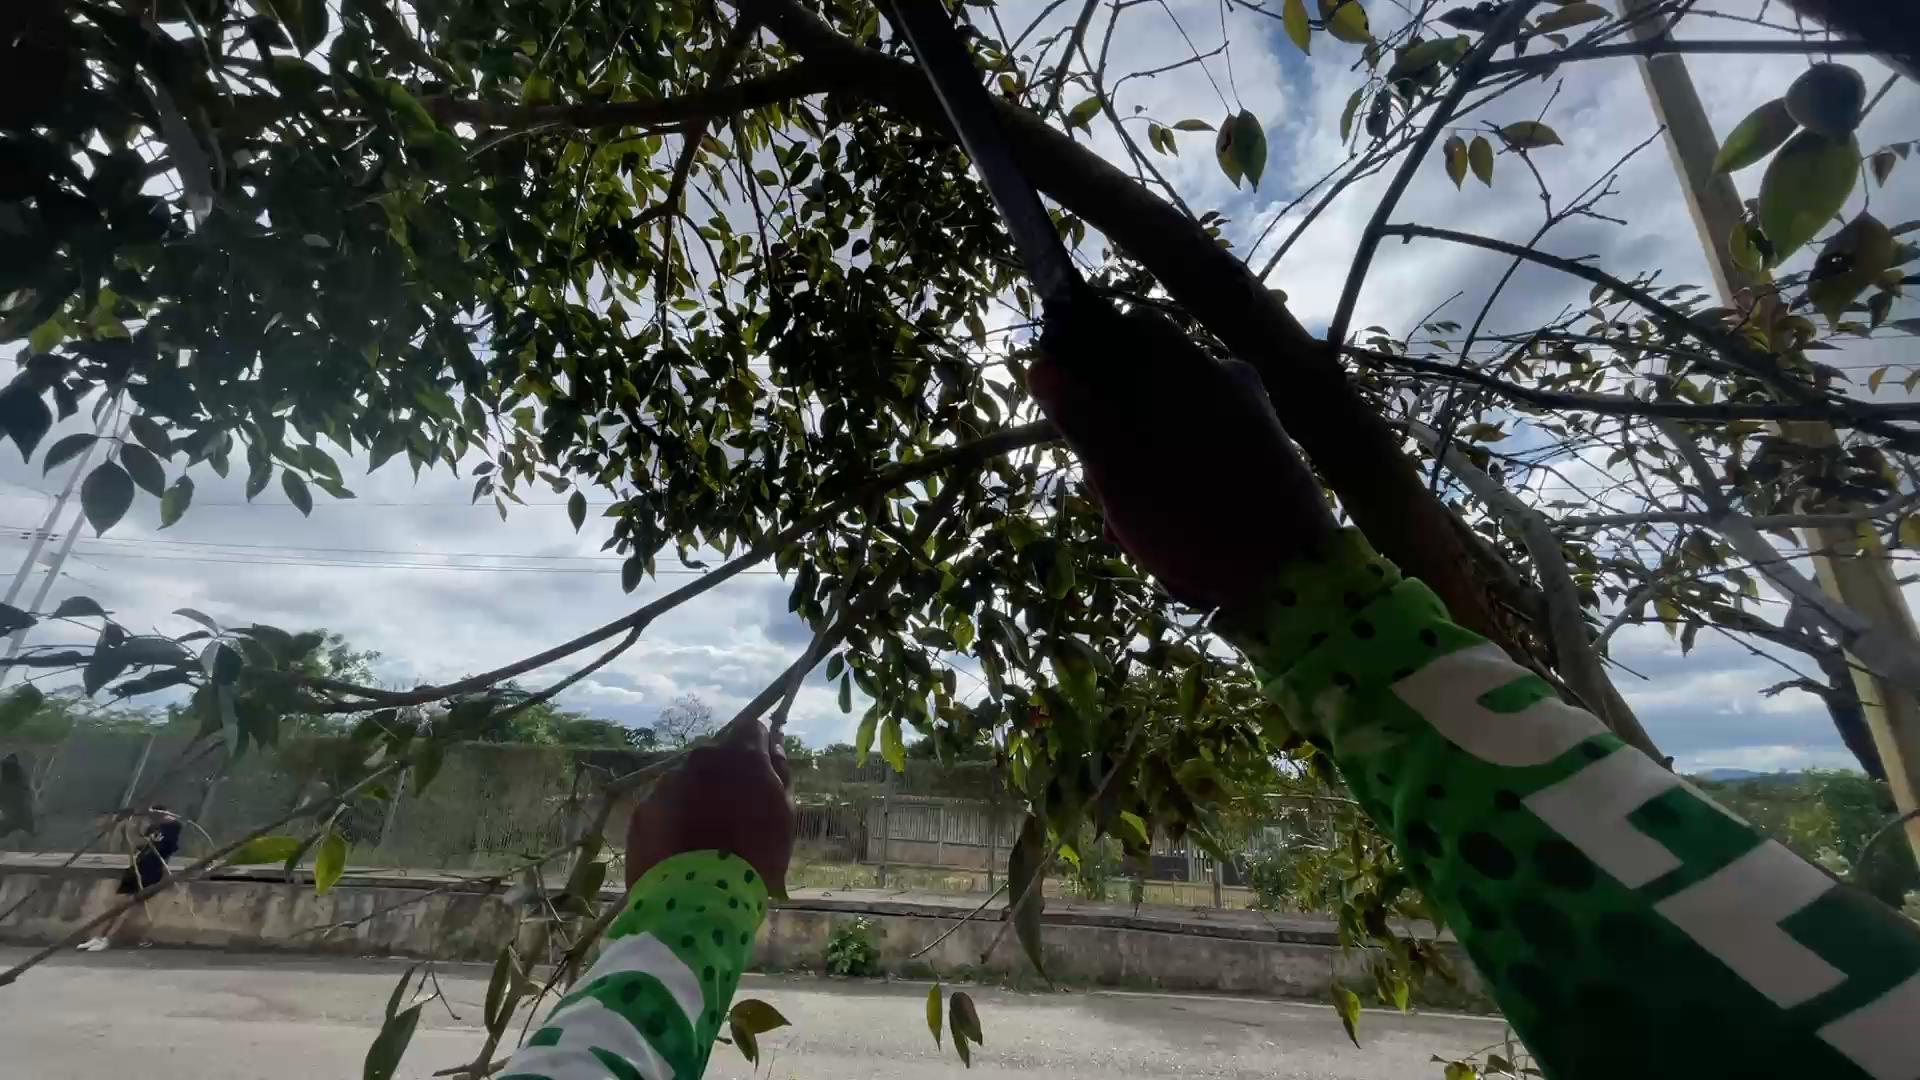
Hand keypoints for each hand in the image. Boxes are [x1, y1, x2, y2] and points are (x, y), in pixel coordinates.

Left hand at [623, 716, 794, 895]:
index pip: (752, 729)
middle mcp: (700, 759)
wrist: (699, 902)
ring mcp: (667, 784)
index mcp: (740, 754)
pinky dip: (674, 819)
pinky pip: (664, 805)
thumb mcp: (785, 813)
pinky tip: (682, 848)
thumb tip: (775, 744)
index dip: (759, 749)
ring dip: (698, 795)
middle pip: (718, 755)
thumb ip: (780, 772)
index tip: (762, 774)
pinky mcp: (643, 810)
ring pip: (689, 779)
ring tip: (704, 836)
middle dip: (726, 774)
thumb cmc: (755, 854)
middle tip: (735, 812)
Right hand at [1028, 301, 1337, 611]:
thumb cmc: (1193, 520)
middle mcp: (1226, 379)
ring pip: (1169, 425)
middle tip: (1102, 492)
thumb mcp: (1119, 473)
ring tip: (1130, 528)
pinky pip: (1200, 450)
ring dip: (1138, 471)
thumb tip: (1042, 370)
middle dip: (1113, 436)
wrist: (1294, 581)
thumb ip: (1080, 417)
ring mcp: (1250, 415)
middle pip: (1145, 385)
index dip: (1092, 358)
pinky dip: (1174, 481)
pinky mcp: (1263, 452)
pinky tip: (1162, 531)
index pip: (1133, 327)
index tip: (1072, 407)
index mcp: (1191, 370)